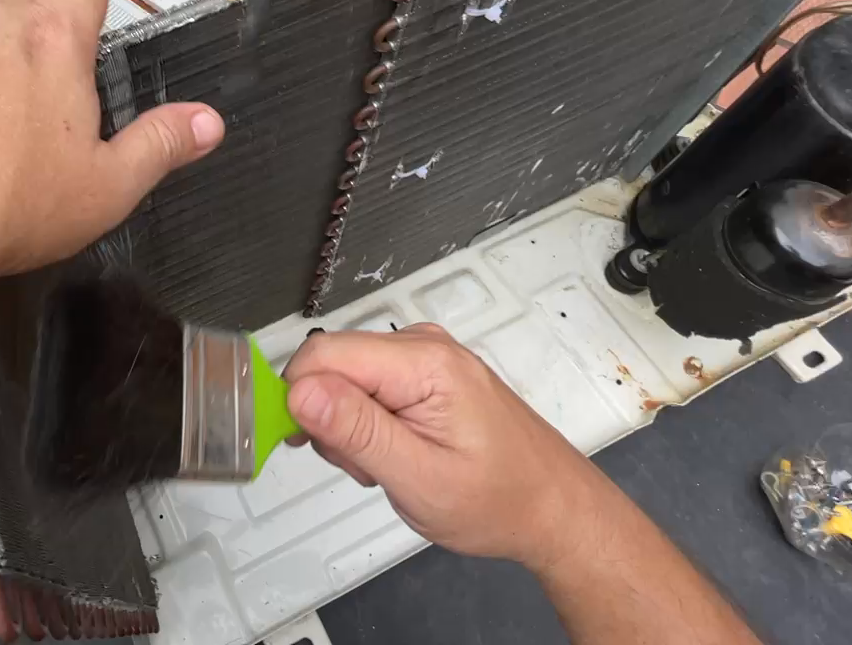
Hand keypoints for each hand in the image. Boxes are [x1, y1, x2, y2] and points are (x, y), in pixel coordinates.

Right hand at [283, 324, 612, 569]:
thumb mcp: (420, 479)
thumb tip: (300, 392)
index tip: (298, 439)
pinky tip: (394, 445)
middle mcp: (421, 344)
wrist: (553, 508)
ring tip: (386, 461)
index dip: (299, 396)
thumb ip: (357, 431)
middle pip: (331, 361)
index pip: (324, 353)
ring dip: (346, 421)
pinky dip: (364, 417)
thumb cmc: (500, 500)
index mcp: (424, 362)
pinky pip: (365, 380)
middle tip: (363, 463)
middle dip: (327, 415)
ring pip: (344, 373)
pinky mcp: (420, 366)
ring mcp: (422, 353)